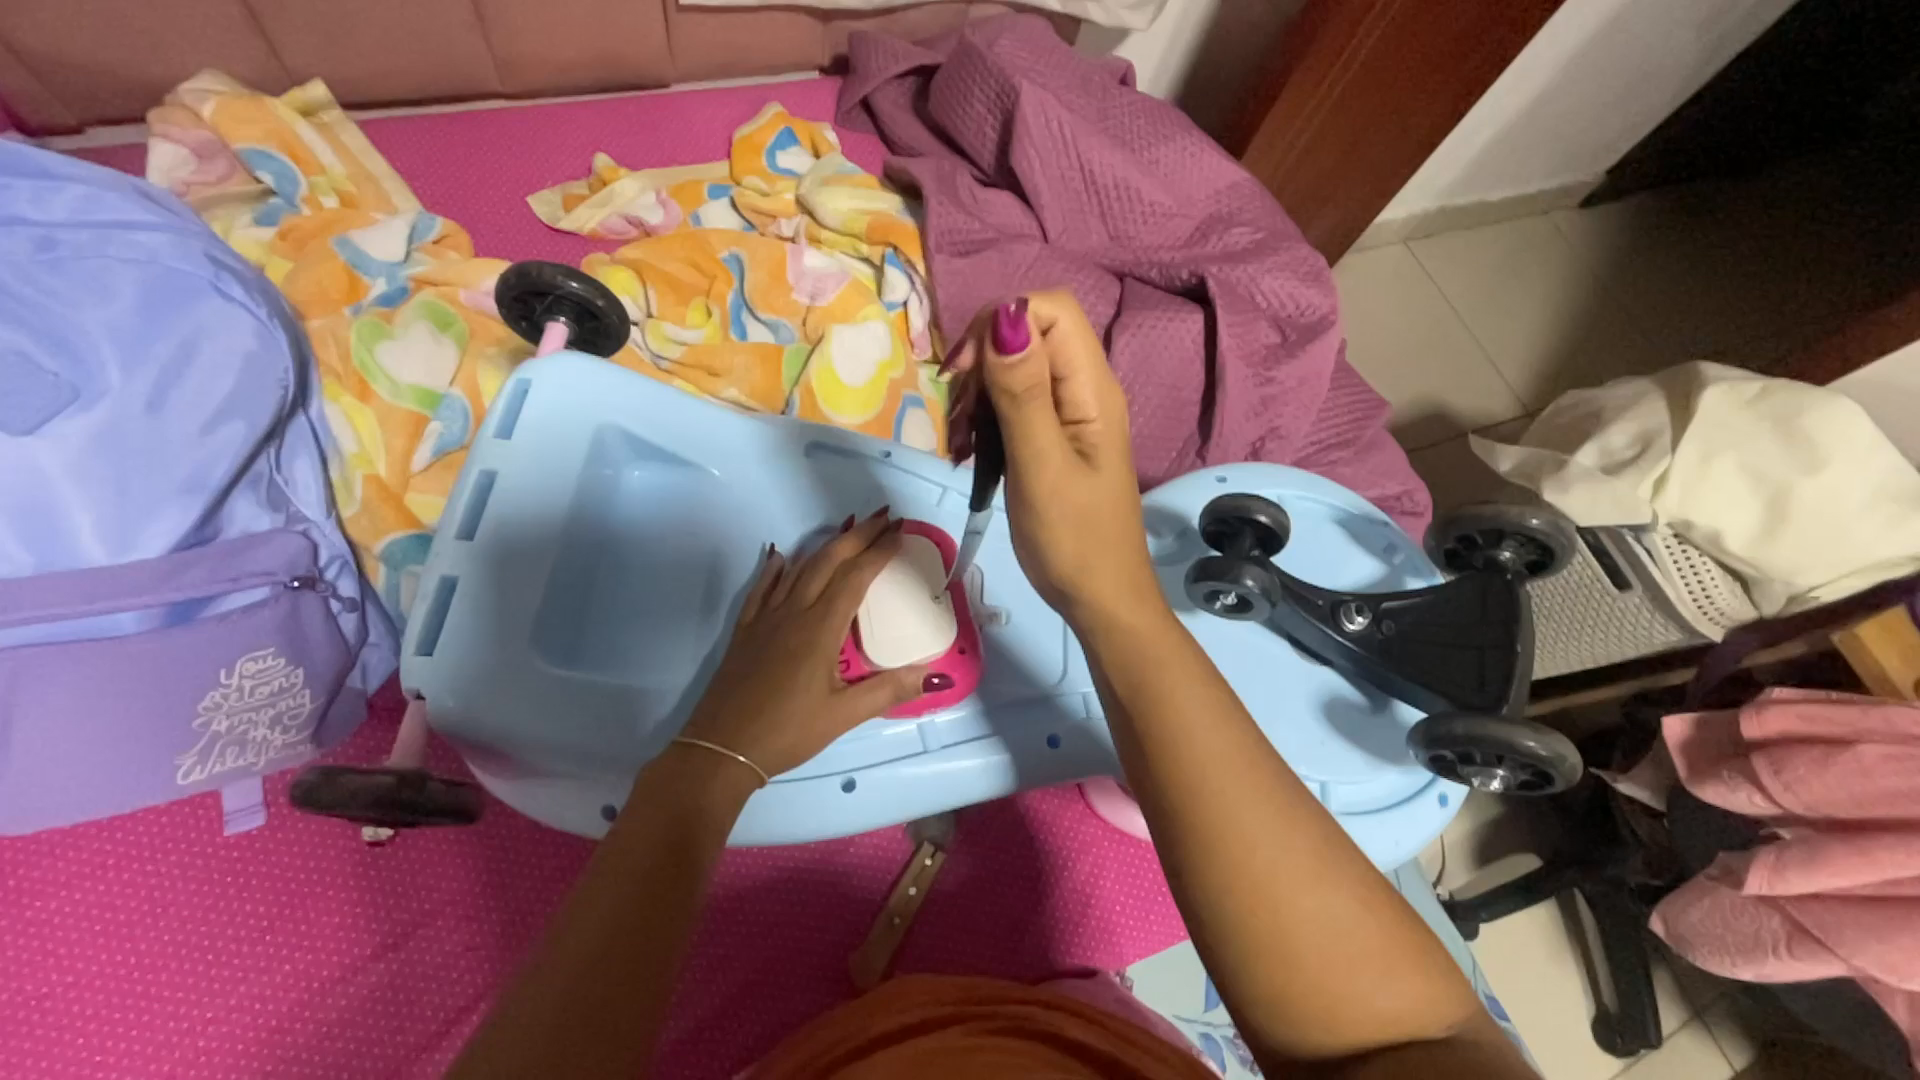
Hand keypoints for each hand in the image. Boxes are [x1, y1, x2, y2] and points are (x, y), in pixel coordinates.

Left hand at [676, 511, 933, 779]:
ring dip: (826, 545)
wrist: (721, 748)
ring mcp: (765, 618)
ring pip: (798, 568)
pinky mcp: (745, 631)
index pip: (856, 577)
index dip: (880, 551)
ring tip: (848, 530)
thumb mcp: (843, 716)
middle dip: (857, 535)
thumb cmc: (787, 732)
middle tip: (883, 516)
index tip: (901, 531)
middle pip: (828, 561)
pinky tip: (781, 556)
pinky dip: (776, 567)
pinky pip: (763, 587)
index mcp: (820, 628)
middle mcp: (793, 612)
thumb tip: (934, 674)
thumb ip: (888, 691)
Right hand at [944, 291, 1161, 629]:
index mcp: (1092, 388)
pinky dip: (985, 421)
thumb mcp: (1040, 465)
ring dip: (977, 396)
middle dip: (981, 362)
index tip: (963, 373)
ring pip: (1013, 370)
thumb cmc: (1072, 539)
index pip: (1051, 310)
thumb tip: (1004, 316)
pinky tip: (969, 453)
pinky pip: (1013, 406)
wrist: (1098, 598)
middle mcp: (1084, 389)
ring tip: (960, 443)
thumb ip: (1022, 391)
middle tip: (957, 416)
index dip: (1001, 322)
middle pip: (1028, 334)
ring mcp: (1069, 414)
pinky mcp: (1053, 437)